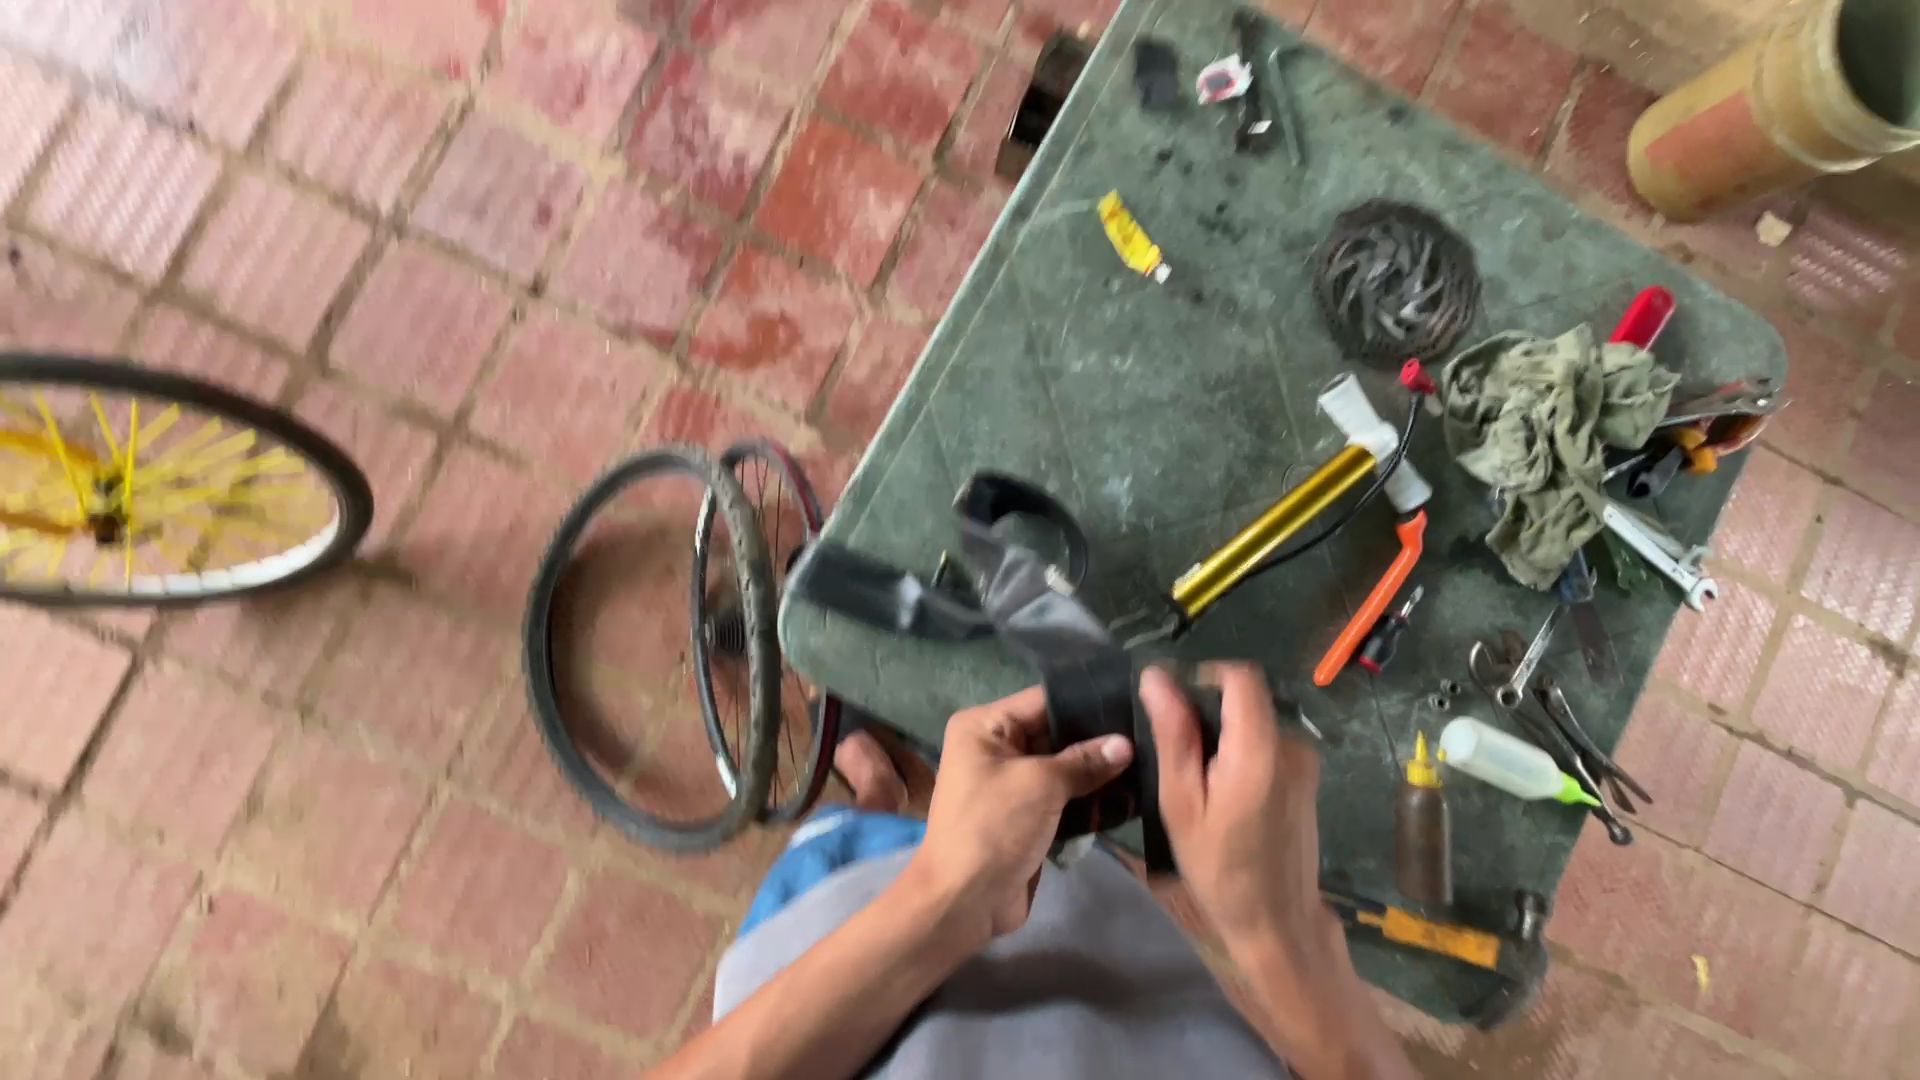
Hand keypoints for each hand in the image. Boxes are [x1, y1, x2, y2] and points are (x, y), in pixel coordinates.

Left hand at [907, 686, 1132, 943]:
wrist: (963, 902)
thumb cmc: (993, 828)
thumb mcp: (1041, 785)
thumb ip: (1084, 760)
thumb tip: (1125, 743)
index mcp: (985, 726)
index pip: (1044, 702)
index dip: (1087, 703)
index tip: (1135, 703)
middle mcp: (996, 748)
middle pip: (1057, 734)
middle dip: (1099, 742)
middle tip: (1151, 737)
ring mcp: (1012, 784)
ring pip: (1065, 769)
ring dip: (1099, 775)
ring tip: (1150, 766)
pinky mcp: (1027, 816)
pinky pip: (1064, 798)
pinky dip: (1090, 801)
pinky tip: (1130, 797)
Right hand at [1140, 664, 1330, 961]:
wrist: (1276, 922)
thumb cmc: (1219, 866)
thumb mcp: (1181, 801)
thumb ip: (1173, 734)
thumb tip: (1156, 677)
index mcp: (1260, 749)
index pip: (1240, 676)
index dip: (1204, 677)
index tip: (1175, 706)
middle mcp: (1292, 745)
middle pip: (1244, 698)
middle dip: (1207, 715)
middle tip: (1180, 760)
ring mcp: (1305, 761)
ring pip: (1253, 720)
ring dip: (1222, 737)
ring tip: (1199, 783)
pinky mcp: (1307, 775)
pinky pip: (1266, 741)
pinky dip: (1240, 752)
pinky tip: (1224, 793)